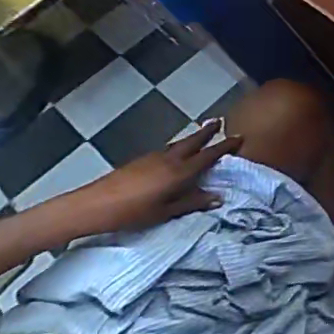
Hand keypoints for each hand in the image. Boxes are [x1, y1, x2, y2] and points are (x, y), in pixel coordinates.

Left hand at [41, 120, 241, 237]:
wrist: (94, 205)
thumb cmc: (133, 212)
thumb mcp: (166, 212)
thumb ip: (193, 202)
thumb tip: (218, 197)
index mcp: (180, 172)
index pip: (208, 155)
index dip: (225, 146)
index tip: (239, 138)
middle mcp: (169, 159)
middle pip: (193, 141)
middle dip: (207, 131)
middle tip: (219, 121)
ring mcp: (153, 157)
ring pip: (179, 143)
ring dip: (192, 137)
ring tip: (201, 133)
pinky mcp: (140, 160)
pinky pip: (167, 149)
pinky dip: (178, 146)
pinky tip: (176, 153)